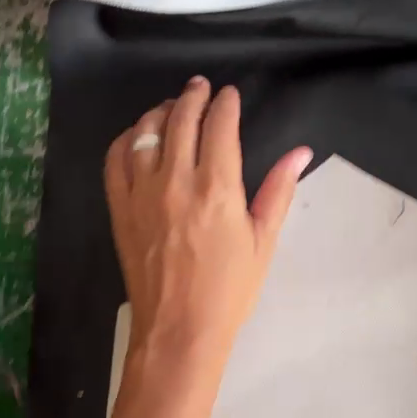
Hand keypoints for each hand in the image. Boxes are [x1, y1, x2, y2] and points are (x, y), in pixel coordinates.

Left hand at [104, 76, 312, 376]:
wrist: (179, 330)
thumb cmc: (229, 291)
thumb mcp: (263, 243)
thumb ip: (278, 192)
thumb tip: (300, 153)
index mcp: (218, 189)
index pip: (219, 127)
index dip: (226, 105)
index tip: (230, 96)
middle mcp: (176, 181)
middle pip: (181, 120)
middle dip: (193, 97)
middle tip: (200, 88)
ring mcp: (142, 194)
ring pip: (146, 132)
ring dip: (160, 112)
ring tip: (171, 107)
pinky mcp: (120, 209)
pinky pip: (116, 159)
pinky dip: (127, 139)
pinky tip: (137, 136)